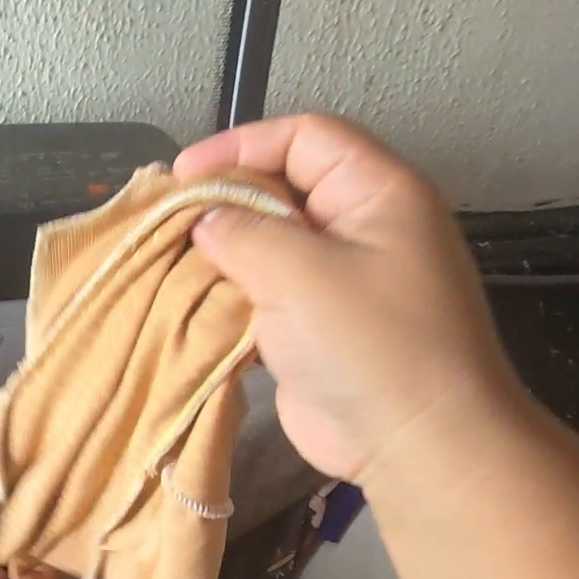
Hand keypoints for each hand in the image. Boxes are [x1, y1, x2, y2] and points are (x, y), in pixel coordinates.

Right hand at [177, 114, 522, 482]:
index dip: (241, 144)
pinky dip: (226, 297)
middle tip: (167, 222)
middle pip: (281, 190)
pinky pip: (262, 296)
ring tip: (167, 263)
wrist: (412, 440)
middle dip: (223, 201)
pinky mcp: (313, 328)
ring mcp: (336, 282)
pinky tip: (189, 306)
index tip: (182, 174)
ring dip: (218, 254)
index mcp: (375, 194)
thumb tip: (203, 220)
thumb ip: (243, 234)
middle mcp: (357, 229)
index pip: (305, 138)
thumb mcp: (301, 272)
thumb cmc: (368, 344)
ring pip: (266, 247)